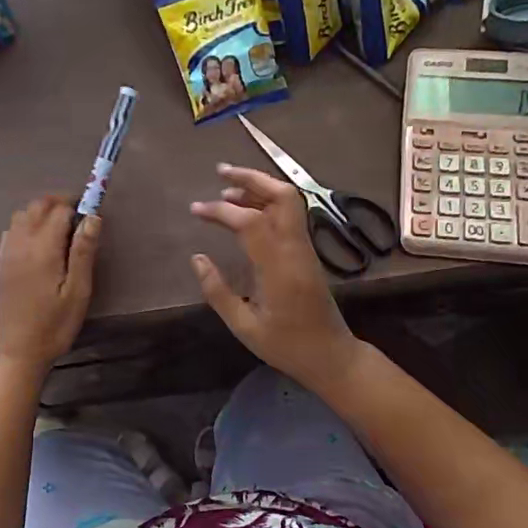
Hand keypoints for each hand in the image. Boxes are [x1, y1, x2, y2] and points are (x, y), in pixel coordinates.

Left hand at [0, 195, 98, 368]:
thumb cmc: (55, 325)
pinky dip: (26, 225)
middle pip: (38, 206)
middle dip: (59, 203)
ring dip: (41, 213)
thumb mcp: (78, 291)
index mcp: (43, 250)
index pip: (59, 210)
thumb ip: (84, 252)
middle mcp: (21, 244)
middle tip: (79, 217)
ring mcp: (7, 253)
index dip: (78, 207)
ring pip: (22, 215)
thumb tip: (93, 218)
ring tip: (61, 229)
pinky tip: (39, 243)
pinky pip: (11, 230)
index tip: (92, 217)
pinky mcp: (1, 263)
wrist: (20, 351)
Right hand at [189, 165, 362, 391]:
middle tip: (220, 172)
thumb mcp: (244, 326)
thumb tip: (198, 259)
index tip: (196, 210)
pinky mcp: (307, 254)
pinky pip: (289, 217)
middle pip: (282, 197)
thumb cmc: (286, 346)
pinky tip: (246, 210)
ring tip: (226, 188)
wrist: (331, 356)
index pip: (252, 222)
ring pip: (289, 203)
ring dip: (260, 188)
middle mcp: (296, 250)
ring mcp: (306, 249)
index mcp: (280, 269)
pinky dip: (267, 204)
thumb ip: (218, 292)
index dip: (222, 211)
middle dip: (251, 178)